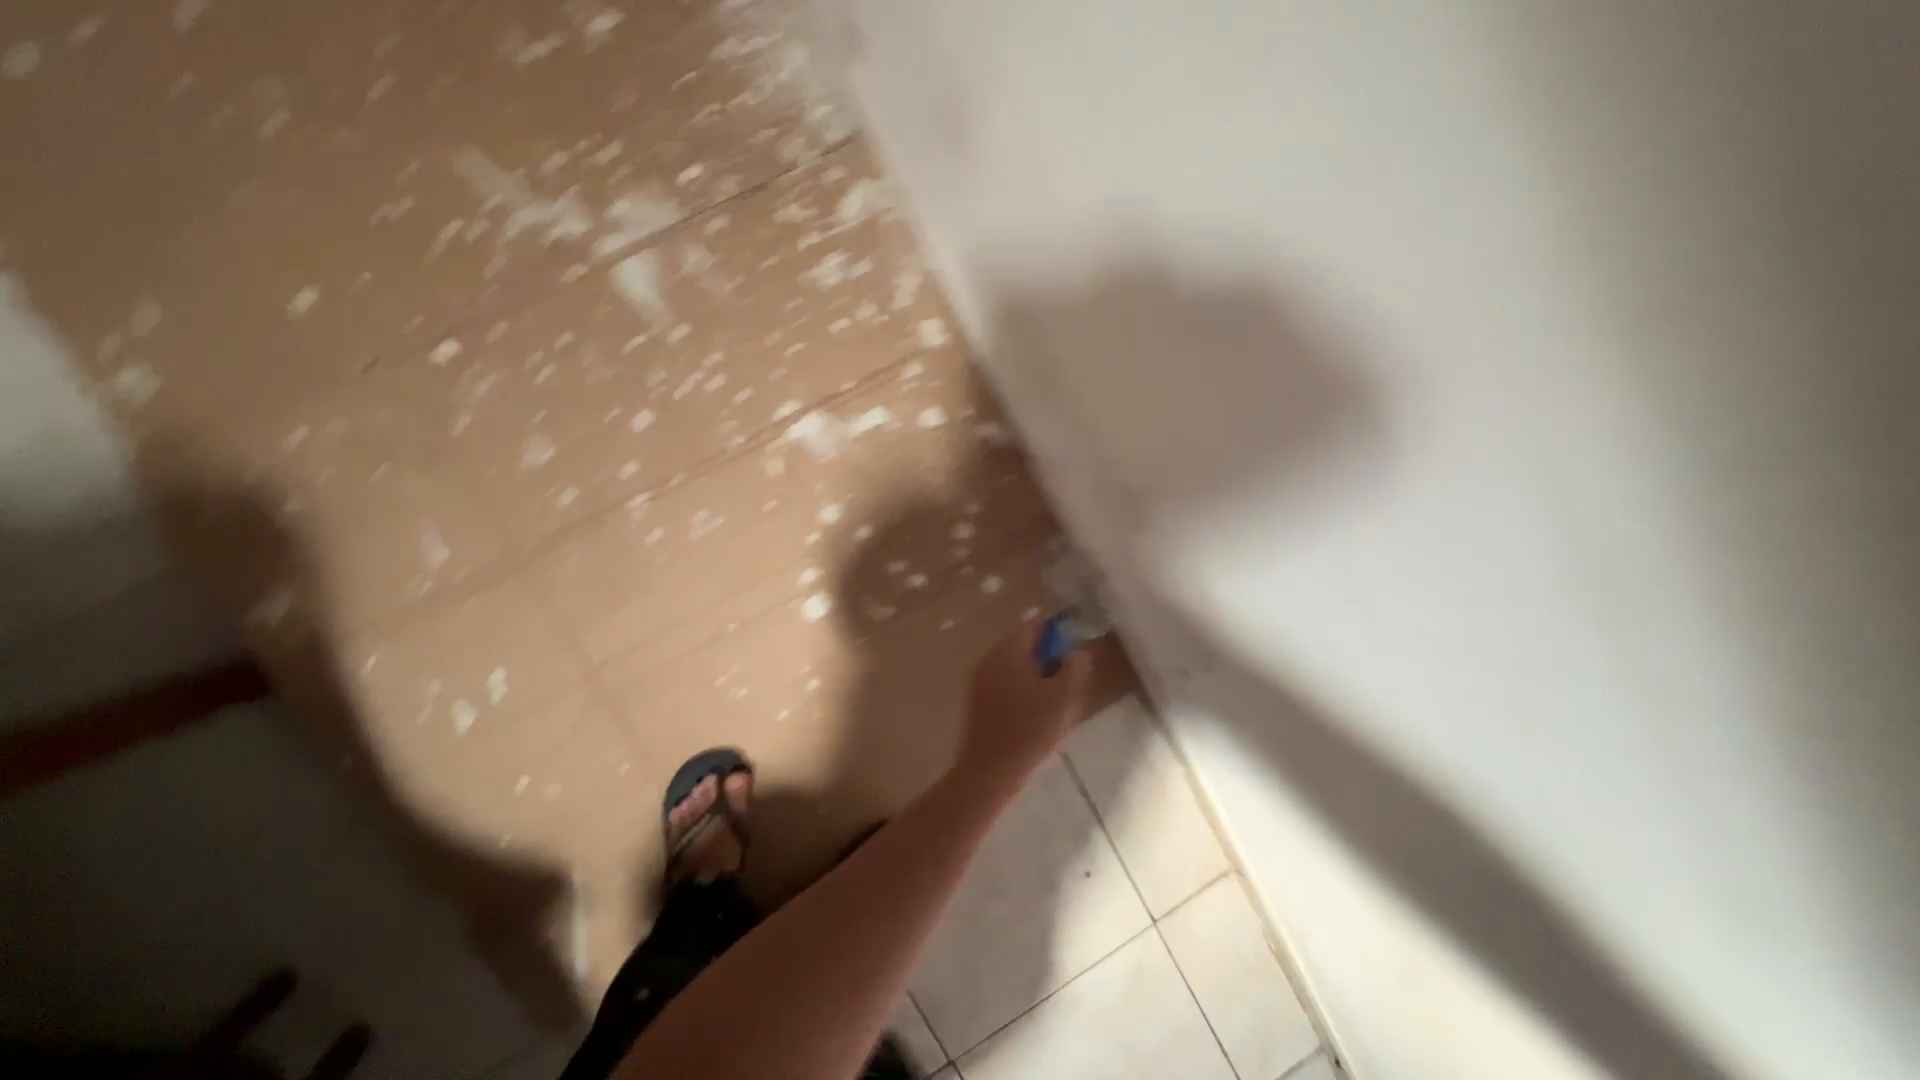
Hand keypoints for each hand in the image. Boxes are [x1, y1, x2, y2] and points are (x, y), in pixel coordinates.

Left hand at [959, 620, 1092, 778]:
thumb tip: (1077, 651)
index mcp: (1007, 651)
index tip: (1076, 653)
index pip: (1036, 626)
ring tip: (1055, 705)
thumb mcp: (1064, 697)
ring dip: (1037, 679)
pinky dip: (1022, 693)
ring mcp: (978, 682)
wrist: (989, 772)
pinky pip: (1005, 686)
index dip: (1059, 634)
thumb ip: (1075, 667)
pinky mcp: (976, 703)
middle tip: (1069, 683)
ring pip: (1016, 669)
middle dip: (1049, 660)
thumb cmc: (1030, 731)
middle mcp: (988, 659)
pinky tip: (1035, 718)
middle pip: (1024, 647)